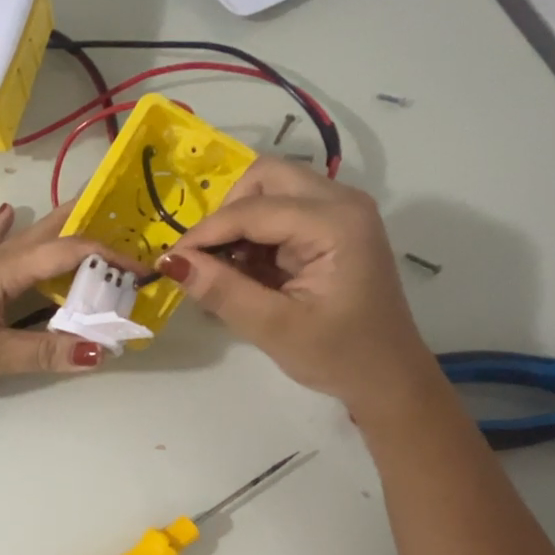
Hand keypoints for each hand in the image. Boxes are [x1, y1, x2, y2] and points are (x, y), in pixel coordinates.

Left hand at [0, 203, 137, 399]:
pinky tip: (5, 213)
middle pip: (49, 232)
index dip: (109, 256)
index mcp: (2, 271)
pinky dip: (7, 232)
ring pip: (28, 240)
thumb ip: (43, 351)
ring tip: (91, 207)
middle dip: (90, 220)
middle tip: (130, 210)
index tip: (144, 269)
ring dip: (61, 226)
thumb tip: (100, 351)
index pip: (67, 251)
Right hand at [155, 158, 443, 418]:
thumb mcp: (274, 328)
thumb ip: (223, 291)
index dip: (204, 233)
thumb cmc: (337, 355)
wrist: (386, 375)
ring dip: (239, 226)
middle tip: (205, 262)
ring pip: (270, 191)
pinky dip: (254, 237)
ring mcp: (339, 211)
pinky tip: (249, 276)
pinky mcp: (332, 227)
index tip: (168, 264)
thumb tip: (171, 263)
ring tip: (228, 274)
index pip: (252, 209)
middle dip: (225, 216)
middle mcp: (341, 201)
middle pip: (264, 179)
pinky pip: (280, 213)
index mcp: (335, 223)